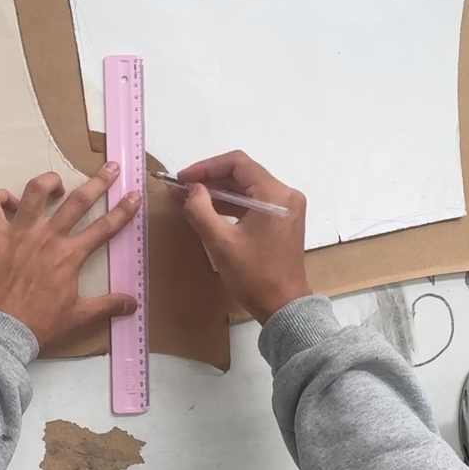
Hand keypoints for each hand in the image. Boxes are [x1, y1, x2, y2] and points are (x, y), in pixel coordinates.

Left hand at [0, 162, 140, 349]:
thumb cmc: (37, 325)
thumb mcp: (77, 317)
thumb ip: (107, 306)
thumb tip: (133, 304)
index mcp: (70, 255)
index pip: (105, 228)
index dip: (123, 211)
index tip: (134, 196)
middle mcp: (47, 237)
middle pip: (79, 200)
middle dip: (99, 182)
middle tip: (111, 168)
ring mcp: (18, 232)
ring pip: (36, 191)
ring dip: (49, 181)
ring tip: (57, 183)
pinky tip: (8, 202)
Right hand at [175, 150, 311, 322]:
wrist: (283, 306)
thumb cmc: (254, 276)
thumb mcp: (220, 243)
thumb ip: (201, 210)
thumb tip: (192, 190)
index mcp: (274, 195)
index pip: (237, 163)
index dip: (206, 167)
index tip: (183, 178)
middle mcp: (285, 195)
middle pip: (243, 174)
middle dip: (210, 180)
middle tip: (182, 189)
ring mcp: (286, 208)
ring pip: (247, 189)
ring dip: (219, 193)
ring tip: (189, 199)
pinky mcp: (283, 221)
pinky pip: (254, 204)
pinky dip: (231, 206)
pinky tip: (209, 211)